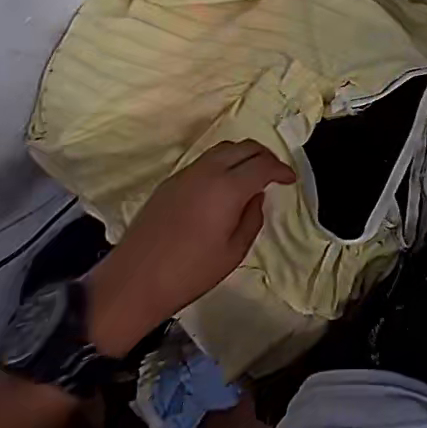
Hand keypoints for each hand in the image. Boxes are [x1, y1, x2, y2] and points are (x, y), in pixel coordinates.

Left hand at [85, 141, 294, 356]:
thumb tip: (256, 197)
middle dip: (264, 156)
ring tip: (252, 175)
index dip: (281, 170)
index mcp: (227, 188)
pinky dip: (223, 163)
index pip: (262, 165)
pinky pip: (205, 161)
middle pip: (243, 147)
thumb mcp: (234, 252)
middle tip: (275, 173)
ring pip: (222, 149)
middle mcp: (207, 171)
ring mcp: (186, 174)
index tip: (291, 180)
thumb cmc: (190, 272)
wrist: (135, 280)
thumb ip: (252, 218)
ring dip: (242, 155)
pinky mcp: (170, 182)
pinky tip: (225, 184)